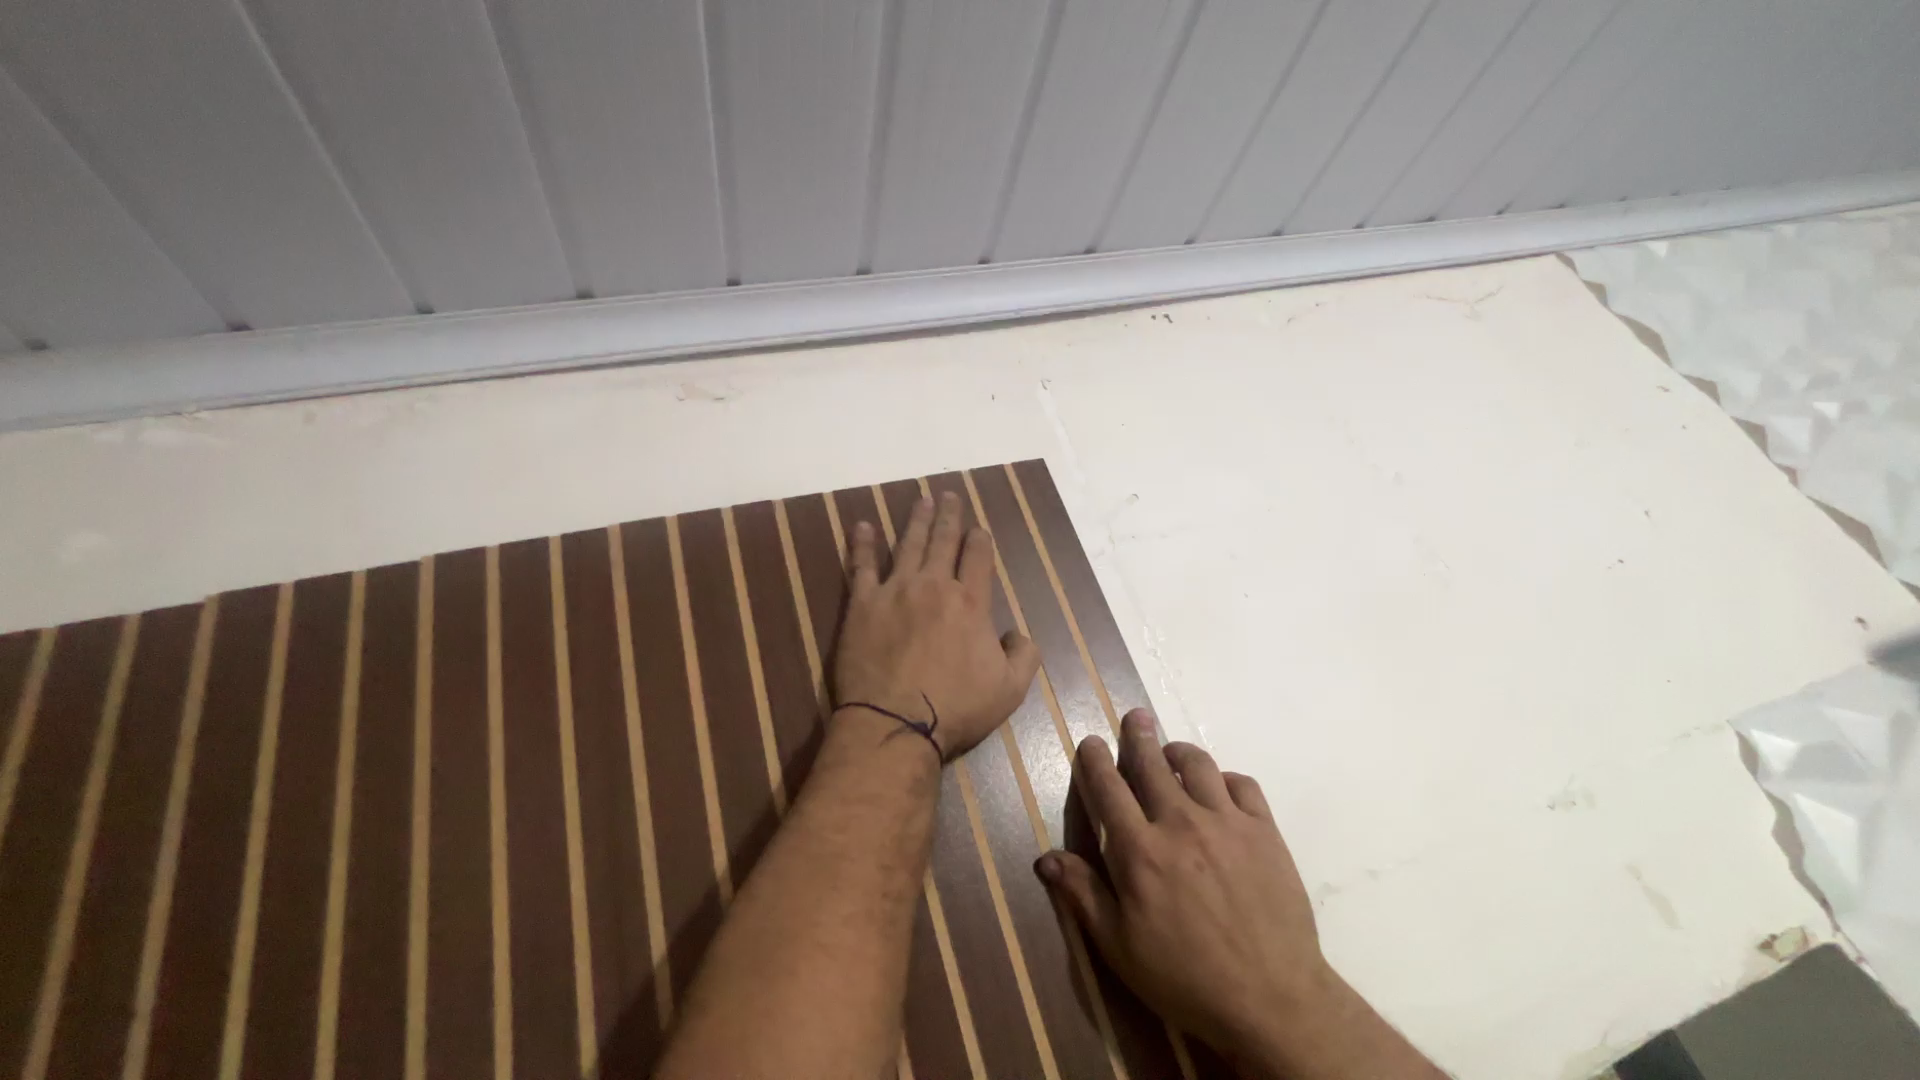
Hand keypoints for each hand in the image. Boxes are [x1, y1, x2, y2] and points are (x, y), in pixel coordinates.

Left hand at [834, 492, 1040, 759]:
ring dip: (915, 521)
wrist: (896, 722)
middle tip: (949, 495)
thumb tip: (1018, 633)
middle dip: (949, 517)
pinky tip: (863, 526)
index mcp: (971, 603)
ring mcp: (894, 592)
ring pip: (907, 545)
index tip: (978, 528)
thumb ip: (1023, 655)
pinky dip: (863, 544)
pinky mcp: (861, 605)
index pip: (978, 558)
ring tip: (920, 501)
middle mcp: (933, 586)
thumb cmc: (956, 708)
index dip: (980, 540)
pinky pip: (861, 567)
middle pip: (943, 541)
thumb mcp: (1010, 689)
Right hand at [1036, 710, 1443, 1079]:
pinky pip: (1243, 784)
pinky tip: (1220, 786)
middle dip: (1138, 736)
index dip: (1095, 760)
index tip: (1091, 742)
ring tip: (1172, 751)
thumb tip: (1045, 857)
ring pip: (1198, 765)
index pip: (1108, 788)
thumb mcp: (1119, 947)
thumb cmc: (1184, 977)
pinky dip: (1226, 777)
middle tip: (1135, 718)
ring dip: (1180, 751)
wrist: (1271, 999)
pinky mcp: (1265, 832)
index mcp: (1139, 850)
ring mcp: (1227, 823)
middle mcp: (1180, 823)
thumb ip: (1082, 895)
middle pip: (1152, 763)